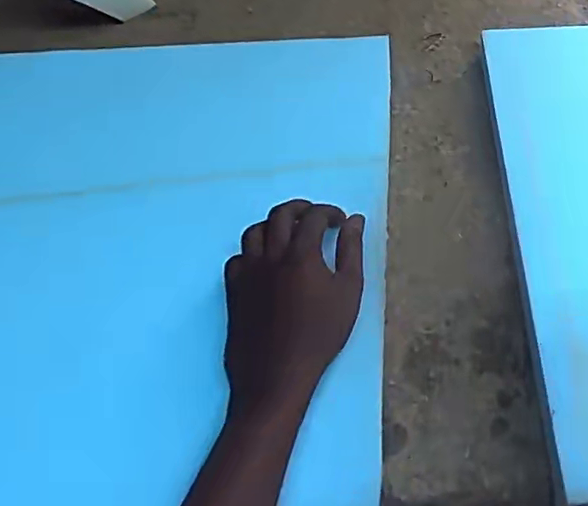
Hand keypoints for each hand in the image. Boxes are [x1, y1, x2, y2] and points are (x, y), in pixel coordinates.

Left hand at [222, 200, 365, 422]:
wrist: (276, 378)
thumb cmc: (320, 334)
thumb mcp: (349, 290)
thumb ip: (351, 250)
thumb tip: (354, 220)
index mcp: (301, 255)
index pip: (314, 216)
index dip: (330, 212)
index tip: (341, 222)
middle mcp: (270, 257)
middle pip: (280, 215)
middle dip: (301, 209)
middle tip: (316, 217)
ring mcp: (247, 275)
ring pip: (254, 232)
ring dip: (274, 226)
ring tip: (290, 235)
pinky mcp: (232, 293)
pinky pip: (236, 259)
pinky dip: (252, 252)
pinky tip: (267, 263)